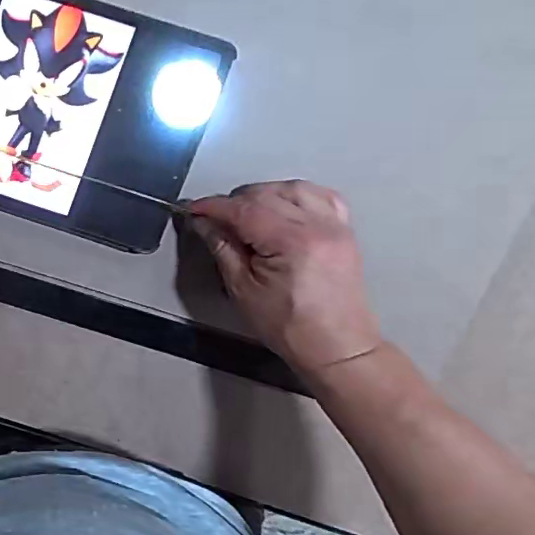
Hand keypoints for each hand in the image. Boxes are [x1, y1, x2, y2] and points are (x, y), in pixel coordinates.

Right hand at [187, 180, 382, 374]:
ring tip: (245, 214)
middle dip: (233, 202)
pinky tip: (280, 207)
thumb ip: (222, 246)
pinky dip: (295, 195)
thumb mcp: (242, 287)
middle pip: (265, 194)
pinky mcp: (343, 231)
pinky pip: (320, 196)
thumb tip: (202, 222)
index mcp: (293, 242)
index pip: (243, 209)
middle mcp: (319, 227)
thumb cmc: (288, 325)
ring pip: (292, 188)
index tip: (191, 210)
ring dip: (263, 194)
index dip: (212, 206)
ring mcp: (336, 226)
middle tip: (214, 220)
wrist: (336, 346)